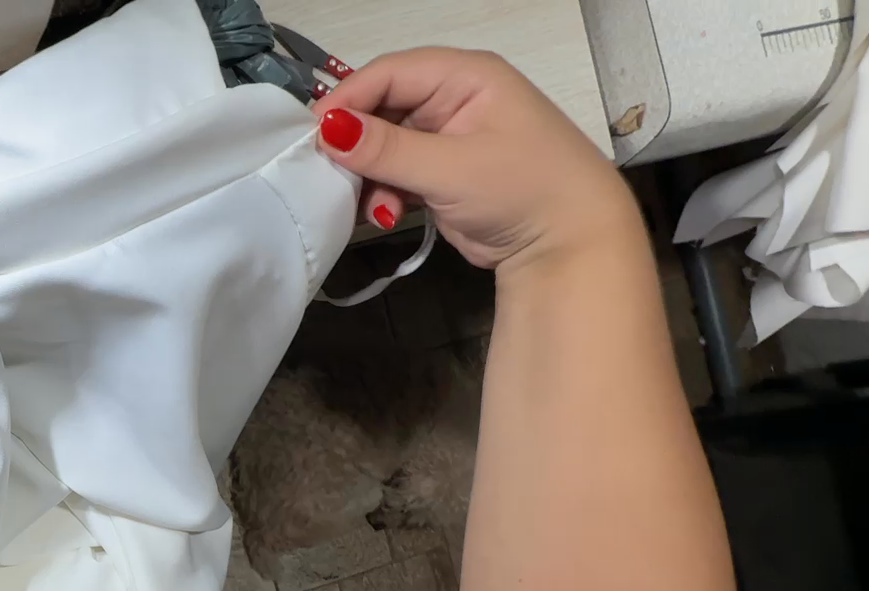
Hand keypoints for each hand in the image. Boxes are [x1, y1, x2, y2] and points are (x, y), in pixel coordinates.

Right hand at [312, 48, 633, 271]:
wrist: (560, 239)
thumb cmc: (519, 187)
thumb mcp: (449, 167)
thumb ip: (386, 149)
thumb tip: (328, 130)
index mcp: (463, 77)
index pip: (388, 74)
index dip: (346, 100)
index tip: (308, 137)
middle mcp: (448, 101)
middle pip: (378, 111)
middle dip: (353, 146)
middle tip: (328, 178)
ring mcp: (439, 139)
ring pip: (377, 148)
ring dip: (365, 179)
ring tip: (370, 207)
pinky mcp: (432, 174)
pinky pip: (388, 175)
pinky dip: (377, 195)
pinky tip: (384, 215)